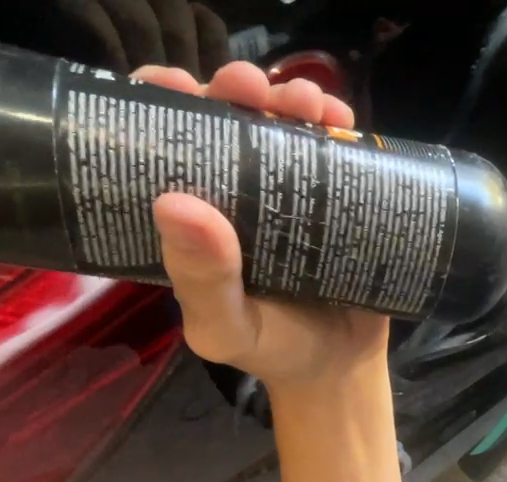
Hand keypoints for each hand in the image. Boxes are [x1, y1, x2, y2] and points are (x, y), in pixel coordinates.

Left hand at [138, 63, 390, 391]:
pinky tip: (343, 119)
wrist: (340, 372)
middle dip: (235, 88)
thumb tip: (174, 202)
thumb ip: (200, 281)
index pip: (164, 143)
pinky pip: (333, 152)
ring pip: (281, 125)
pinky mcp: (335, 199)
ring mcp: (288, 192)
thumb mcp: (225, 329)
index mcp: (192, 217)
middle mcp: (235, 193)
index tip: (176, 85)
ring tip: (309, 103)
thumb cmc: (271, 351)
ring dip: (291, 98)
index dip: (162, 103)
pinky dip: (338, 126)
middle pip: (227, 120)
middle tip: (251, 87)